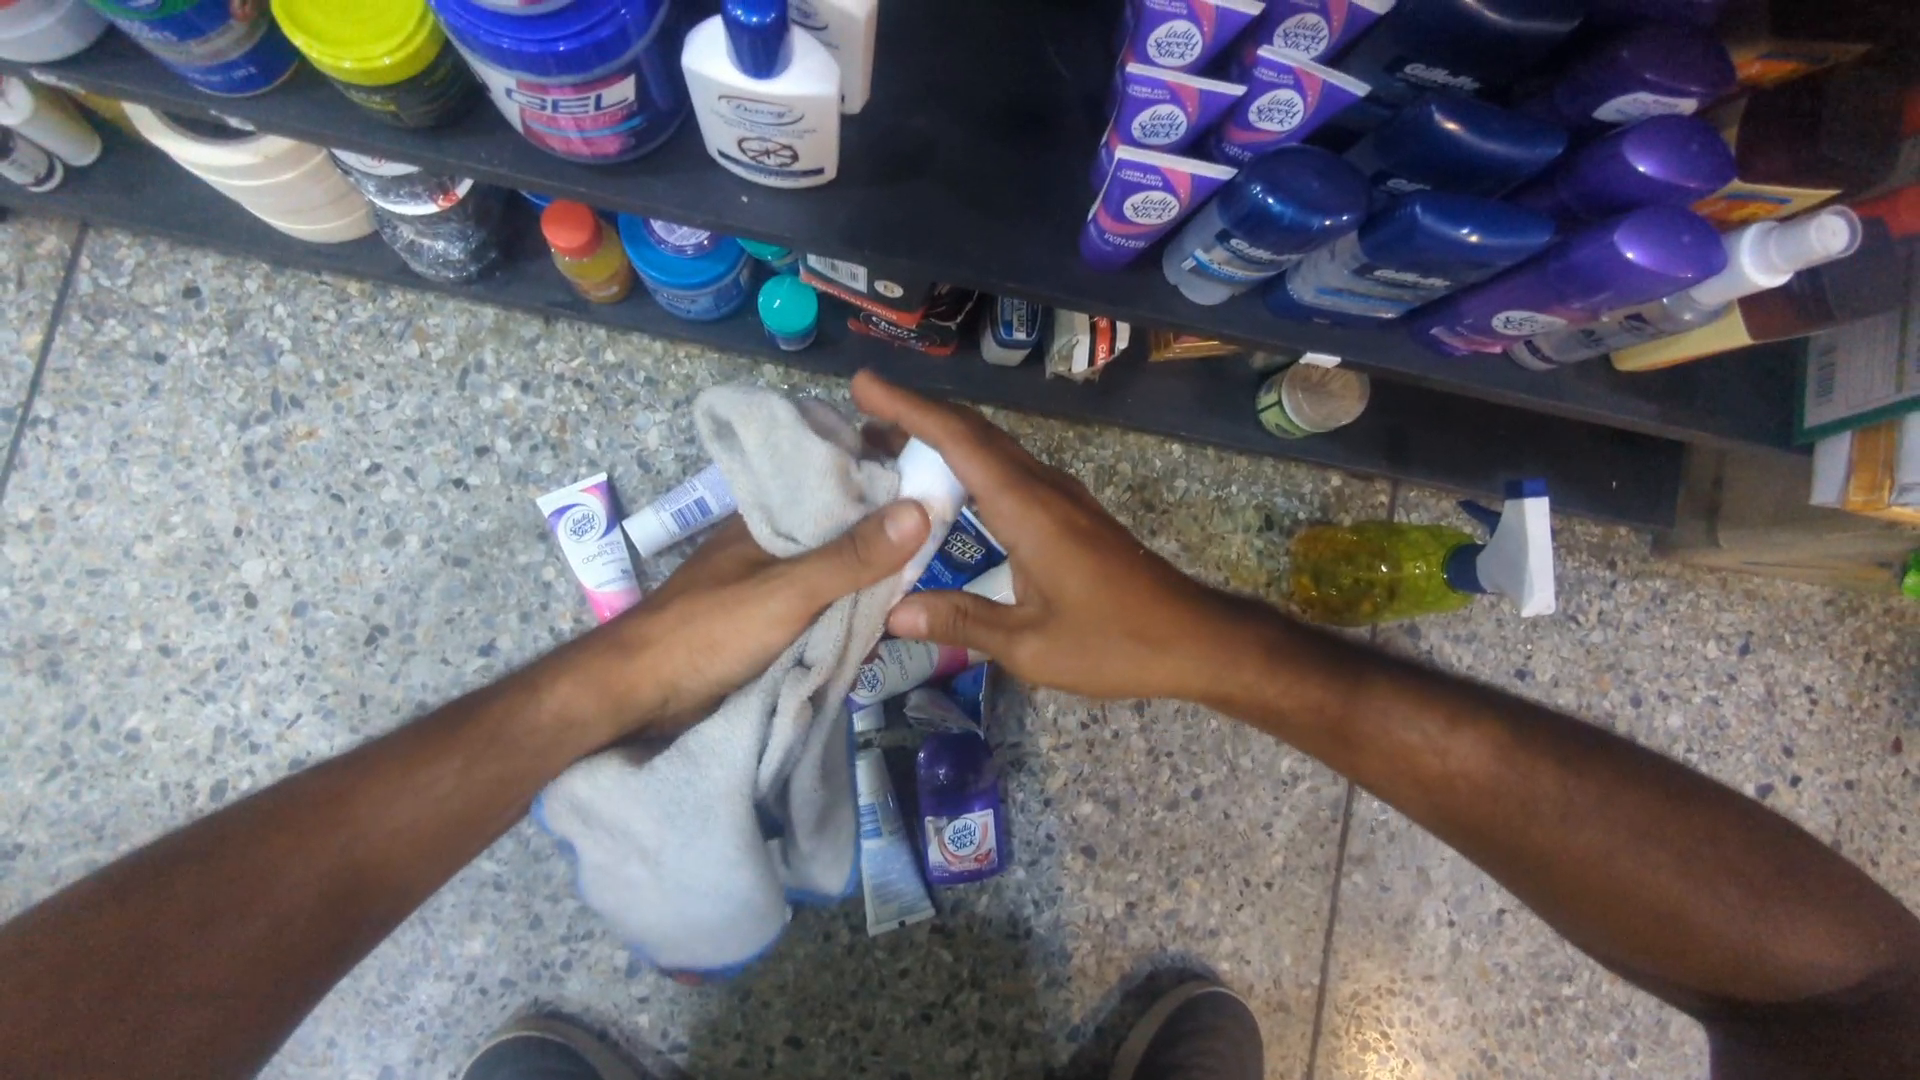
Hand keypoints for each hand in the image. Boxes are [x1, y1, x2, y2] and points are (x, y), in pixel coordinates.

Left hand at [547, 502, 929, 749]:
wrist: (636, 695)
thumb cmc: (708, 631)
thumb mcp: (788, 592)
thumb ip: (852, 557)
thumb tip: (922, 509)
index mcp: (773, 516)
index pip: (840, 481)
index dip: (885, 481)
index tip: (937, 489)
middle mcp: (774, 541)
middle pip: (845, 529)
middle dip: (888, 541)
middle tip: (941, 549)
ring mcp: (772, 582)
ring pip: (837, 572)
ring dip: (871, 585)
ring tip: (918, 593)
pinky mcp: (769, 620)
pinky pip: (823, 607)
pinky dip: (849, 615)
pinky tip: (878, 627)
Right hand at [856, 372, 1256, 702]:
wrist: (1194, 638)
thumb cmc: (1116, 643)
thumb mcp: (1031, 646)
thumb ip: (962, 621)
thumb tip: (894, 612)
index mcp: (1028, 509)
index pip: (960, 440)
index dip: (909, 407)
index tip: (864, 385)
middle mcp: (1043, 488)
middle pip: (974, 432)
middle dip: (917, 415)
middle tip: (864, 417)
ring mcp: (1061, 496)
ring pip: (994, 448)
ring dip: (943, 438)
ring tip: (892, 447)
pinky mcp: (1070, 512)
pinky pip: (1009, 471)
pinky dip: (970, 464)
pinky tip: (948, 490)